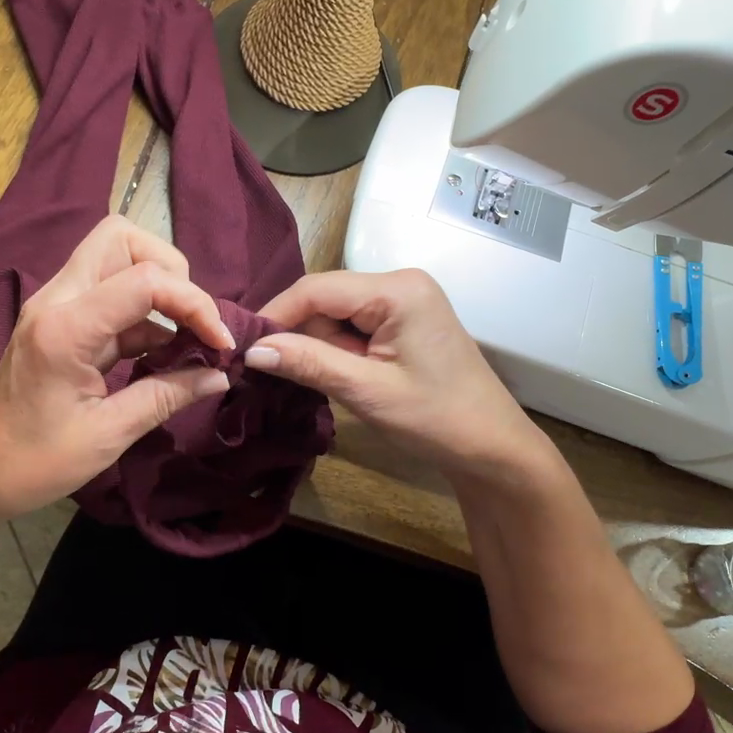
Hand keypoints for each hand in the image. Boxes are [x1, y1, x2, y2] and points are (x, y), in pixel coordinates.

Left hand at [0, 216, 235, 523]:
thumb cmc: (37, 463)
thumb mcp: (108, 435)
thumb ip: (166, 396)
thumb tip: (219, 375)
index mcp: (64, 328)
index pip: (144, 279)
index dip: (194, 304)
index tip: (220, 345)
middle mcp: (56, 300)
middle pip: (120, 238)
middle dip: (170, 270)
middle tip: (193, 321)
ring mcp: (53, 307)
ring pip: (113, 257)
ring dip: (157, 287)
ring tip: (186, 338)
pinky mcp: (58, 322)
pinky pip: (108, 293)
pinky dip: (143, 312)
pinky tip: (164, 352)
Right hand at [245, 269, 556, 487]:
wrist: (493, 449)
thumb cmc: (436, 419)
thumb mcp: (366, 391)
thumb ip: (308, 363)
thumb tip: (252, 350)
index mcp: (397, 290)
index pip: (316, 289)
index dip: (274, 315)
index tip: (240, 346)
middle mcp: (399, 284)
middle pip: (323, 299)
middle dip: (293, 333)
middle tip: (260, 369)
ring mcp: (402, 303)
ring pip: (333, 316)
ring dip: (312, 346)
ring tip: (292, 378)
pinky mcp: (400, 325)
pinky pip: (351, 329)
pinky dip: (331, 352)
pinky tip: (320, 375)